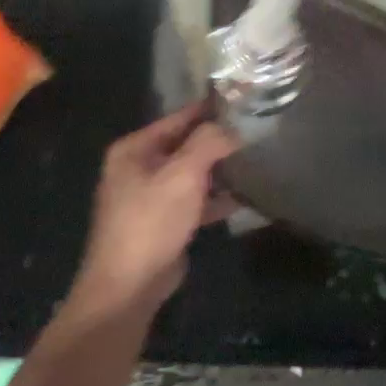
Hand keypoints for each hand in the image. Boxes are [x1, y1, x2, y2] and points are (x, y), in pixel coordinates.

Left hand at [71, 103, 237, 319]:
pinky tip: (244, 198)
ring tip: (256, 160)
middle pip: (184, 146)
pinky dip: (214, 200)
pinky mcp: (163, 223)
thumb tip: (233, 126)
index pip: (178, 118)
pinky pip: (193, 202)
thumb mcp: (182, 176)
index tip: (244, 101)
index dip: (210, 109)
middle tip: (256, 131)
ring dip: (218, 171)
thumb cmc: (150, 222)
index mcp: (134, 149)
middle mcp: (138, 168)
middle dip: (217, 142)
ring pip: (191, 175)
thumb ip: (208, 144)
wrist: (128, 285)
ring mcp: (150, 197)